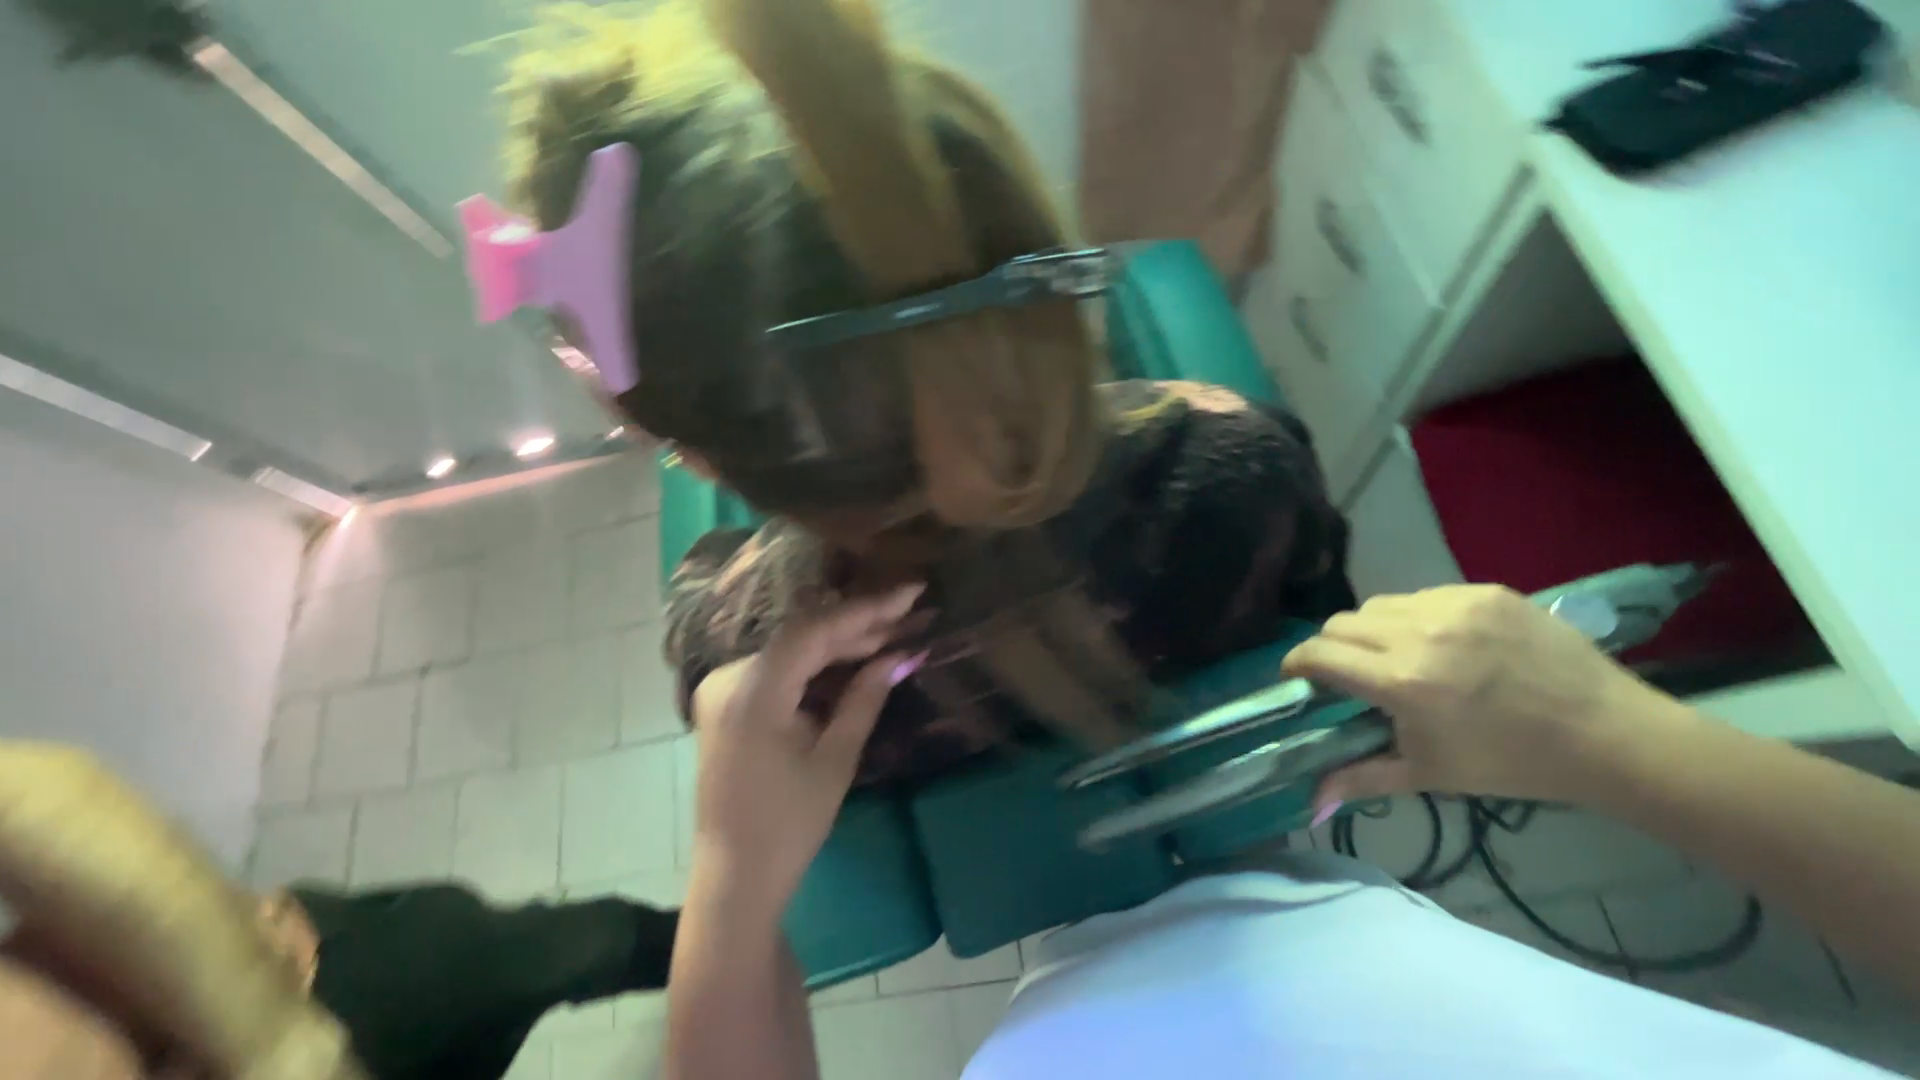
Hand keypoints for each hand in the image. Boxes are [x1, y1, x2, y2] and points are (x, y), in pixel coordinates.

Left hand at [689, 585, 925, 907]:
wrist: (737, 876)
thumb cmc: (790, 823)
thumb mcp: (836, 757)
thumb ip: (866, 696)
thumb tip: (904, 654)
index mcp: (751, 691)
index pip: (813, 630)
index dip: (866, 608)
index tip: (910, 592)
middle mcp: (728, 678)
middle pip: (801, 636)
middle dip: (858, 626)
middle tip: (911, 615)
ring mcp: (723, 689)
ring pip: (791, 650)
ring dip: (839, 645)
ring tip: (894, 635)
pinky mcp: (728, 703)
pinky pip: (778, 670)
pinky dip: (816, 665)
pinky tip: (855, 659)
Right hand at [1282, 585, 1678, 807]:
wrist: (1607, 735)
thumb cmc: (1511, 763)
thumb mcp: (1429, 774)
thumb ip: (1361, 779)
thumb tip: (1309, 803)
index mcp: (1402, 683)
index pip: (1319, 654)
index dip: (1297, 665)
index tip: (1299, 680)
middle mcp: (1420, 635)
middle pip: (1341, 622)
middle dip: (1332, 647)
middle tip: (1348, 673)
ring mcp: (1455, 606)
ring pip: (1379, 604)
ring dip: (1372, 629)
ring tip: (1395, 655)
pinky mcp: (1485, 591)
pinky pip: (1424, 594)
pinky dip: (1416, 617)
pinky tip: (1442, 643)